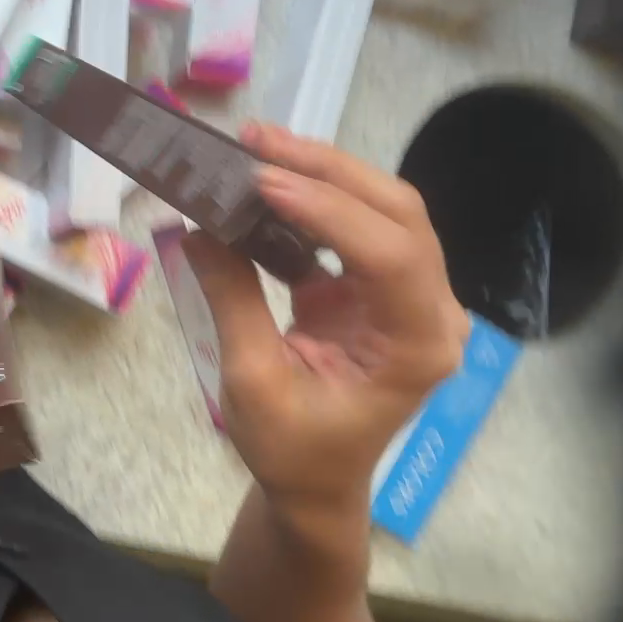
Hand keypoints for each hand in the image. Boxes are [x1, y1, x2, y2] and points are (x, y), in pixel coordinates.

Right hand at [185, 124, 472, 507]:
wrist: (313, 481)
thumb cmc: (290, 448)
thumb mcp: (252, 380)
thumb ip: (233, 300)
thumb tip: (198, 231)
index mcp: (414, 343)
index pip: (391, 254)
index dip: (330, 212)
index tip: (263, 183)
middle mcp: (424, 309)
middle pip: (395, 214)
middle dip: (327, 170)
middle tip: (257, 140)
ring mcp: (400, 297)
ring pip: (377, 213)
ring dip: (318, 177)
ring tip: (255, 150)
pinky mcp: (367, 293)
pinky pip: (343, 236)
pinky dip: (301, 210)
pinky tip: (258, 195)